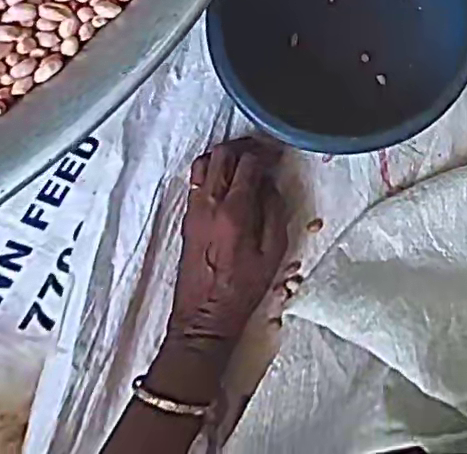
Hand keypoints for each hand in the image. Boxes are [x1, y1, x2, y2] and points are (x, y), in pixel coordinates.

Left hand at [167, 138, 288, 360]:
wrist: (202, 319)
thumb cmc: (242, 289)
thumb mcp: (274, 251)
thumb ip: (275, 209)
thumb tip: (271, 183)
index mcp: (234, 211)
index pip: (249, 162)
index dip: (267, 152)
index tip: (279, 155)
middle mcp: (209, 204)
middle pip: (222, 153)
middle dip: (245, 146)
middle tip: (263, 152)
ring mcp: (194, 210)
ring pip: (204, 162)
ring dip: (226, 155)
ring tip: (245, 162)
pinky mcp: (187, 218)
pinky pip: (197, 179)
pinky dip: (214, 170)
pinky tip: (230, 181)